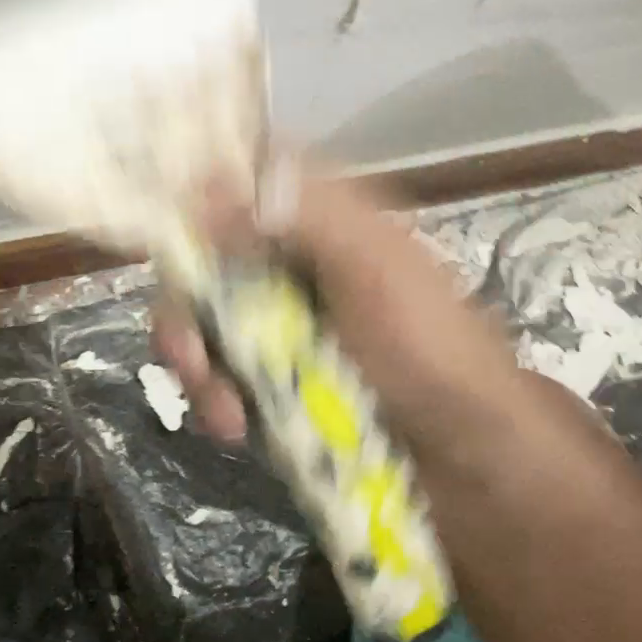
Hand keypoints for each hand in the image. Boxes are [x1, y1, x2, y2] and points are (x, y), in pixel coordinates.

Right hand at [151, 155, 521, 447]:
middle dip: (182, 308)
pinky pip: (215, 372)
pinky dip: (214, 399)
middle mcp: (289, 262)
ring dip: (195, 364)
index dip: (194, 193)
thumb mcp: (374, 267)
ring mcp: (278, 323)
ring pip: (198, 319)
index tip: (164, 232)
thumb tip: (205, 177)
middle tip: (188, 355)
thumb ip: (299, 213)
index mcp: (319, 219)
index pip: (239, 177)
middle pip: (200, 257)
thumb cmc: (430, 352)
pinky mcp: (271, 378)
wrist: (476, 464)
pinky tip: (234, 427)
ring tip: (222, 411)